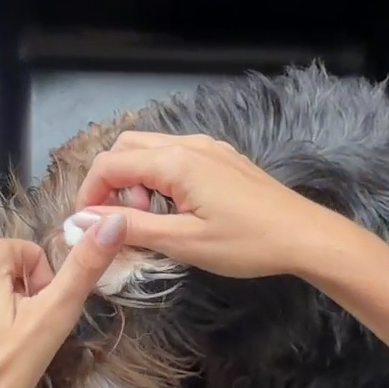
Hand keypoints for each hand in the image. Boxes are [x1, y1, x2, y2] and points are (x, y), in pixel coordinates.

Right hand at [72, 132, 351, 277]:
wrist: (306, 237)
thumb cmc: (246, 243)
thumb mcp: (183, 242)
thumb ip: (130, 228)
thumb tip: (82, 222)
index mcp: (175, 162)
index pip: (109, 164)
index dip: (89, 194)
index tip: (87, 227)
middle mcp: (189, 144)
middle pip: (126, 147)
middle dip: (111, 182)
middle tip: (124, 222)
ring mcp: (209, 147)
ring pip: (151, 149)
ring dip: (136, 179)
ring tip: (151, 220)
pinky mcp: (223, 157)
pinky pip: (175, 155)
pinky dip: (159, 176)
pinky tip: (175, 209)